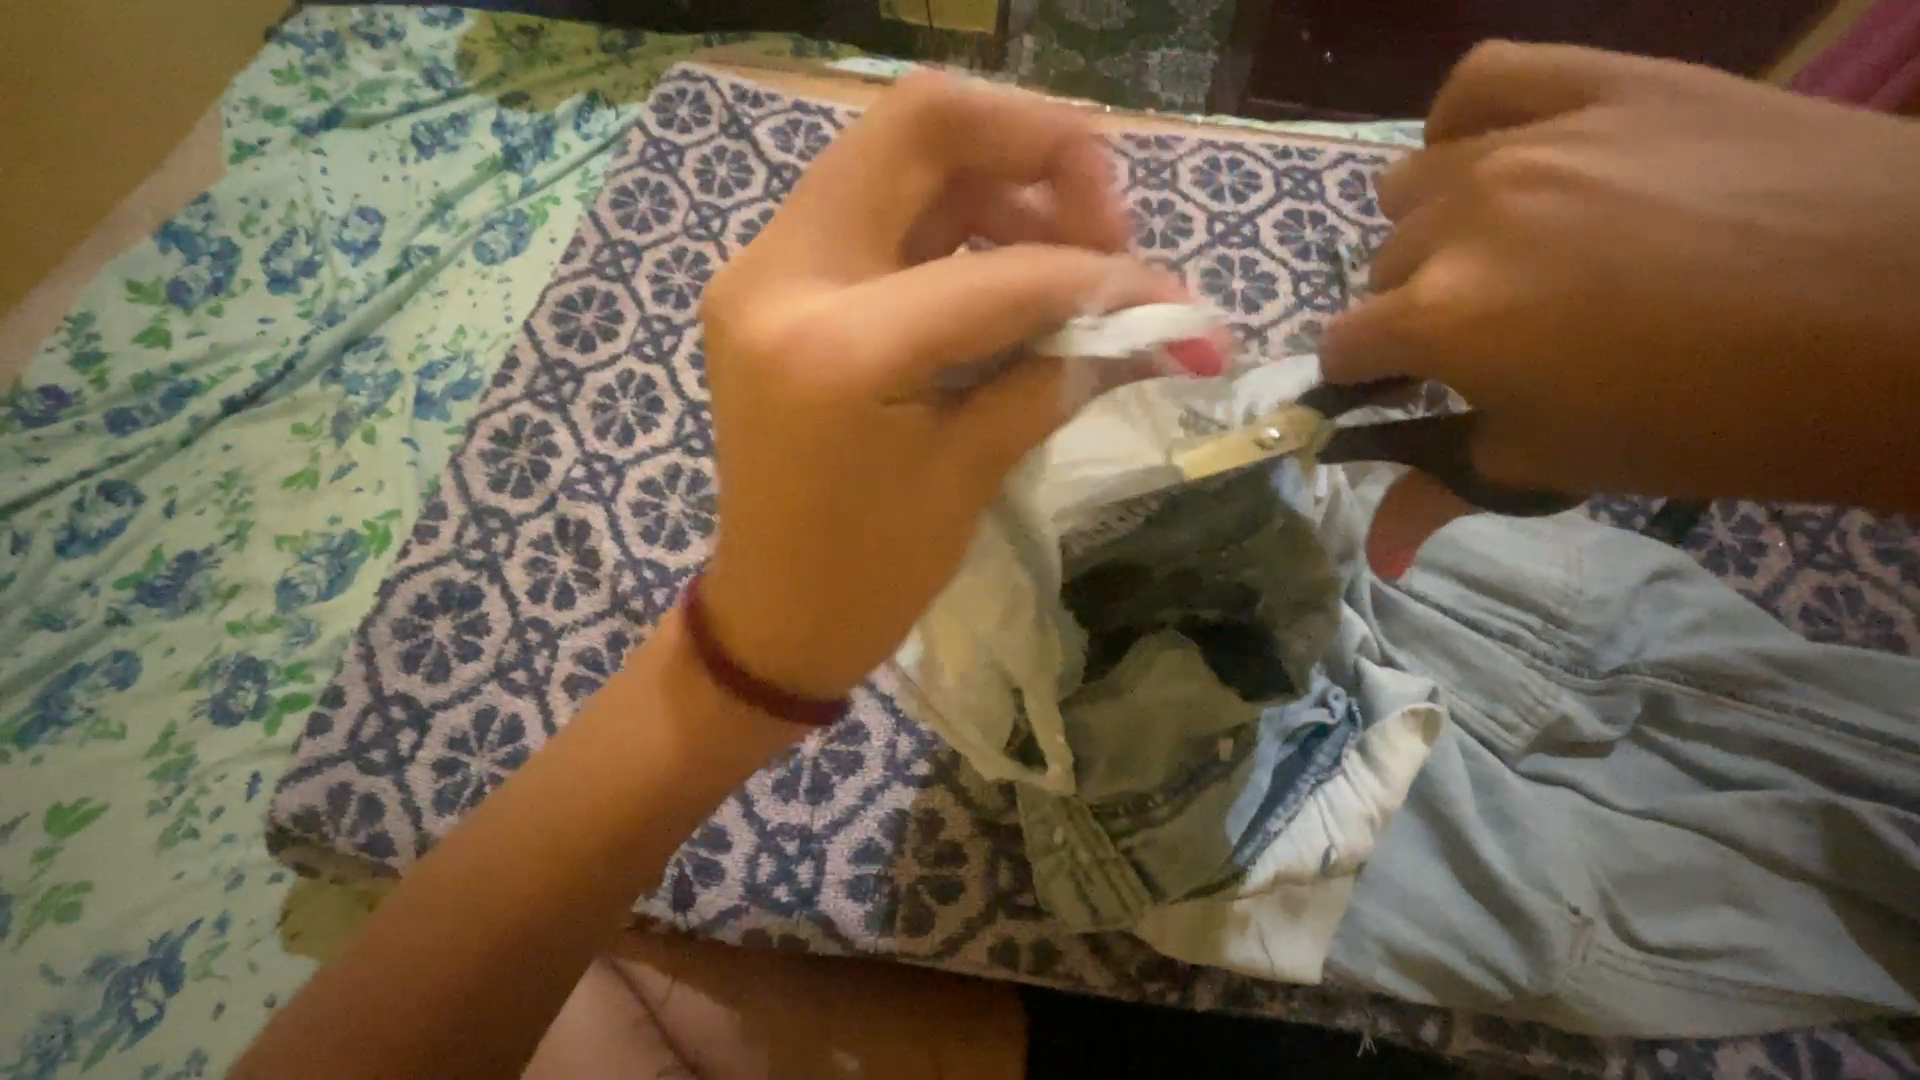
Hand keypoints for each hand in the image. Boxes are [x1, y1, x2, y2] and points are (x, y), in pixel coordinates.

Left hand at [697, 73, 1182, 699]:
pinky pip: (875, 209)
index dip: (1099, 278)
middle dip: (1038, 152)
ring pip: (898, 158)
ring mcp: (764, 271)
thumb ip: (1064, 373)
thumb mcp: (973, 472)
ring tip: (1066, 257)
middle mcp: (781, 276)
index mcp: (839, 348)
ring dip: (998, 182)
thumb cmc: (873, 573)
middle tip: (1105, 225)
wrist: (774, 614)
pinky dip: (951, 219)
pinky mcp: (771, 284)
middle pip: (923, 128)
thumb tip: (1173, 322)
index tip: (1171, 298)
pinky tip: (1005, 270)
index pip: (999, 272)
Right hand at [1324, 43, 1919, 574]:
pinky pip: (1483, 79)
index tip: (1401, 394)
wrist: (1910, 319)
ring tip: (1496, 250)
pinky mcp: (1605, 84)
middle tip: (1477, 336)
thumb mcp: (1550, 466)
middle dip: (1406, 311)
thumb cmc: (1710, 418)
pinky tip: (1492, 155)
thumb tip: (1376, 557)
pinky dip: (1463, 119)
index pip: (1341, 348)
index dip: (1362, 380)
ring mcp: (1530, 141)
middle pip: (1379, 271)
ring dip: (1430, 228)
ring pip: (1413, 185)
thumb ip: (1435, 493)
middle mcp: (1460, 221)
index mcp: (1439, 318)